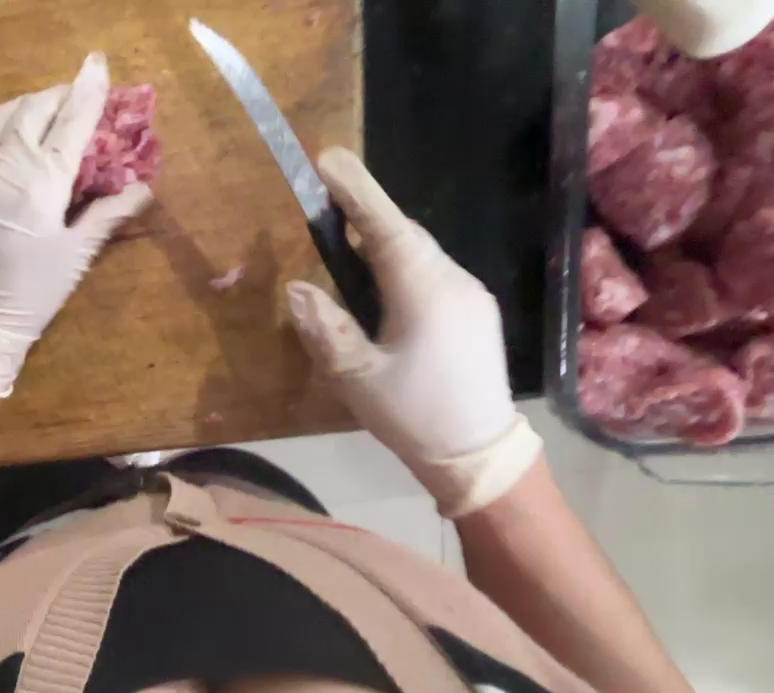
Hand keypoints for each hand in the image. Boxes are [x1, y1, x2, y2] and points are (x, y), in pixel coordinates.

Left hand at [0, 53, 153, 397]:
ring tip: (41, 117)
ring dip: (24, 109)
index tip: (100, 68)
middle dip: (57, 98)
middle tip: (73, 102)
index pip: (71, 120)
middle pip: (33, 109)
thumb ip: (108, 212)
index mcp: (41, 182)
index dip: (89, 91)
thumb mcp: (77, 255)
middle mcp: (3, 166)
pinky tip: (6, 145)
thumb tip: (142, 187)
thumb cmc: (34, 295)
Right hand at [284, 148, 542, 517]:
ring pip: (420, 254)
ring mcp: (470, 296)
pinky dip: (400, 263)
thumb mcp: (356, 377)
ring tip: (346, 234)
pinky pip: (431, 274)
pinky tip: (380, 277)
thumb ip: (327, 328)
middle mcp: (454, 282)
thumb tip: (298, 290)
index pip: (386, 230)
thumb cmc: (411, 415)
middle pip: (405, 236)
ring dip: (382, 239)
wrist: (475, 452)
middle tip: (329, 193)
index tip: (328, 160)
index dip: (357, 193)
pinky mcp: (473, 314)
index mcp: (425, 294)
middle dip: (367, 212)